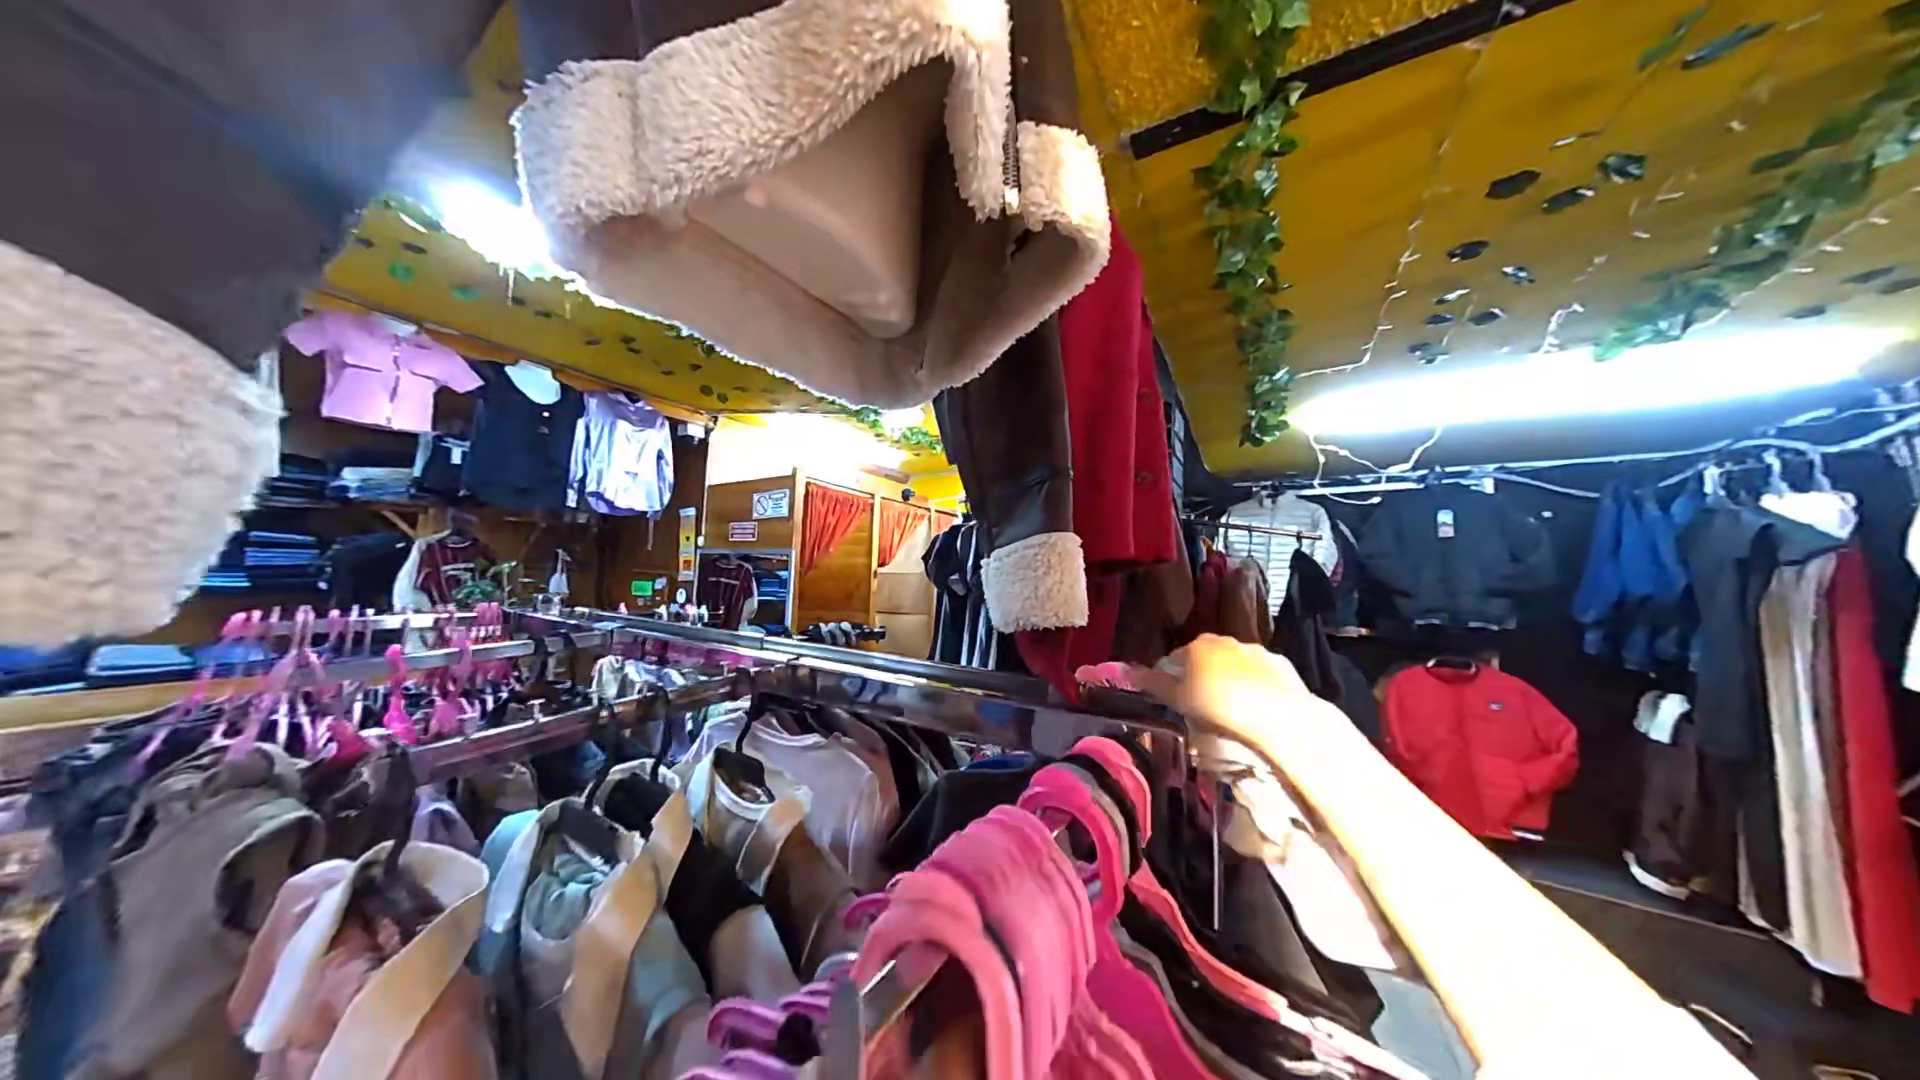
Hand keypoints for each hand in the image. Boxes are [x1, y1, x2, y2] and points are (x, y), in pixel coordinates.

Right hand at [1129, 635, 1344, 749]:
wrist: (1275, 715)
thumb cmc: (1216, 705)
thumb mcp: (1177, 698)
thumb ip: (1152, 683)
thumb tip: (1125, 670)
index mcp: (1197, 645)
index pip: (1175, 658)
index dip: (1172, 678)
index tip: (1175, 698)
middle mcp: (1225, 641)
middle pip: (1206, 658)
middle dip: (1202, 676)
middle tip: (1202, 706)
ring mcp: (1256, 651)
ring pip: (1235, 665)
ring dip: (1231, 679)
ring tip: (1232, 709)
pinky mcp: (1281, 666)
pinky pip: (1262, 674)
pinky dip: (1257, 685)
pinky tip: (1258, 707)